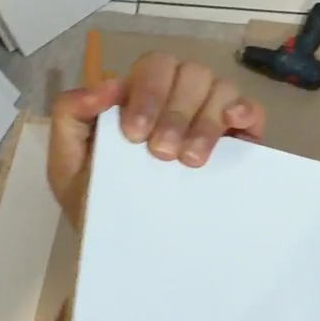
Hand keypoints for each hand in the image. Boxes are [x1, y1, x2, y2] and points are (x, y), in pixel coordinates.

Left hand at [47, 53, 266, 225]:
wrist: (128, 252)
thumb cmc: (99, 202)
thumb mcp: (68, 164)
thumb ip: (70, 115)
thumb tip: (107, 85)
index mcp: (140, 95)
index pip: (152, 68)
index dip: (148, 93)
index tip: (134, 135)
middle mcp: (178, 96)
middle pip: (188, 71)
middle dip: (174, 110)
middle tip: (161, 153)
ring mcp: (210, 115)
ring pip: (219, 87)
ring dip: (204, 121)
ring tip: (190, 161)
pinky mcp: (240, 139)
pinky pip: (251, 109)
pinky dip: (245, 110)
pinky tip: (232, 127)